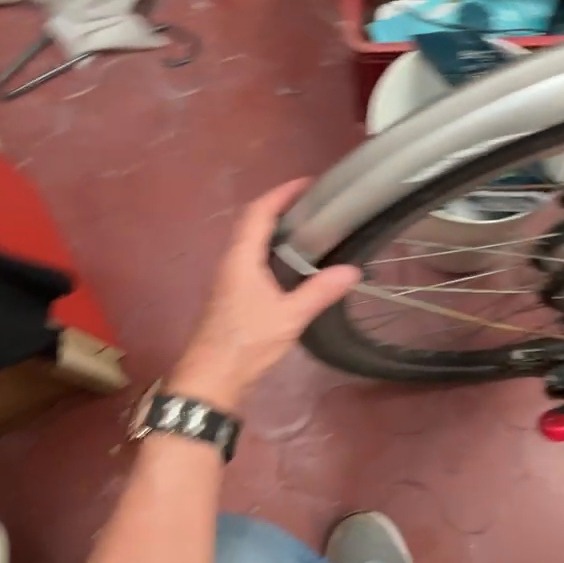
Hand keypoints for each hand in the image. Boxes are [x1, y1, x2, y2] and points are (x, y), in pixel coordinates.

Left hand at [168, 179, 359, 410]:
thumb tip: (352, 270)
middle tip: (313, 205)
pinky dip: (271, 248)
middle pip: (252, 222)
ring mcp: (229, 278)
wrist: (211, 378)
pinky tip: (291, 262)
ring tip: (307, 227)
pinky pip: (252, 257)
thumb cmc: (246, 343)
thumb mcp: (289, 317)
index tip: (308, 184)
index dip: (281, 194)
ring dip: (274, 227)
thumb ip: (319, 292)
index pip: (259, 212)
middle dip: (280, 206)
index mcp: (242, 258)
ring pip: (250, 240)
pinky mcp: (232, 294)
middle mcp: (231, 261)